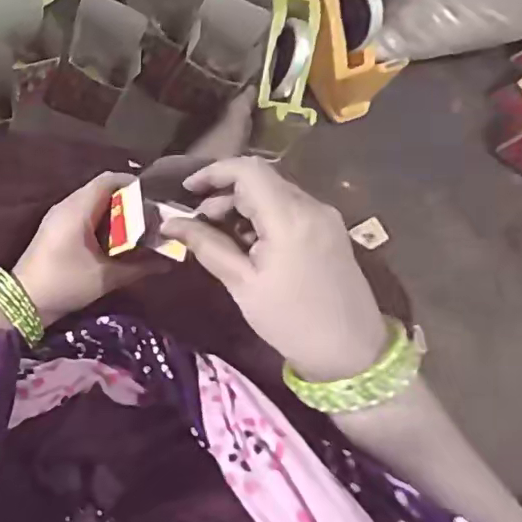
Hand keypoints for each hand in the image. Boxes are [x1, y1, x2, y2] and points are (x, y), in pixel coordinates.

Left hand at [13, 172, 159, 324]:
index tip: (154, 199)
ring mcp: (57, 217)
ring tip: (137, 229)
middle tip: (150, 218)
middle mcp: (66, 206)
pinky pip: (82, 215)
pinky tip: (115, 241)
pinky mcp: (54, 230)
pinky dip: (100, 222)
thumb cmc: (65, 283)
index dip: (134, 184)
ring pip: (92, 203)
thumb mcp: (106, 277)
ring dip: (114, 213)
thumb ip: (140, 267)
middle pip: (102, 190)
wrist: (24, 302)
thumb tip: (169, 263)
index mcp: (78, 208)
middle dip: (128, 201)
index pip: (109, 179)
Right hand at [162, 157, 387, 380]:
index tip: (185, 191)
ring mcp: (324, 217)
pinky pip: (289, 209)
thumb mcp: (241, 284)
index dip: (212, 172)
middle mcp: (311, 207)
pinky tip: (248, 245)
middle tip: (197, 224)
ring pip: (274, 194)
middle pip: (260, 180)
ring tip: (218, 238)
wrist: (350, 351)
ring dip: (241, 206)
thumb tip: (170, 223)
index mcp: (289, 217)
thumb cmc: (290, 320)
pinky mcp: (329, 230)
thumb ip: (206, 245)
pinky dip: (262, 217)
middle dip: (223, 194)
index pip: (247, 170)